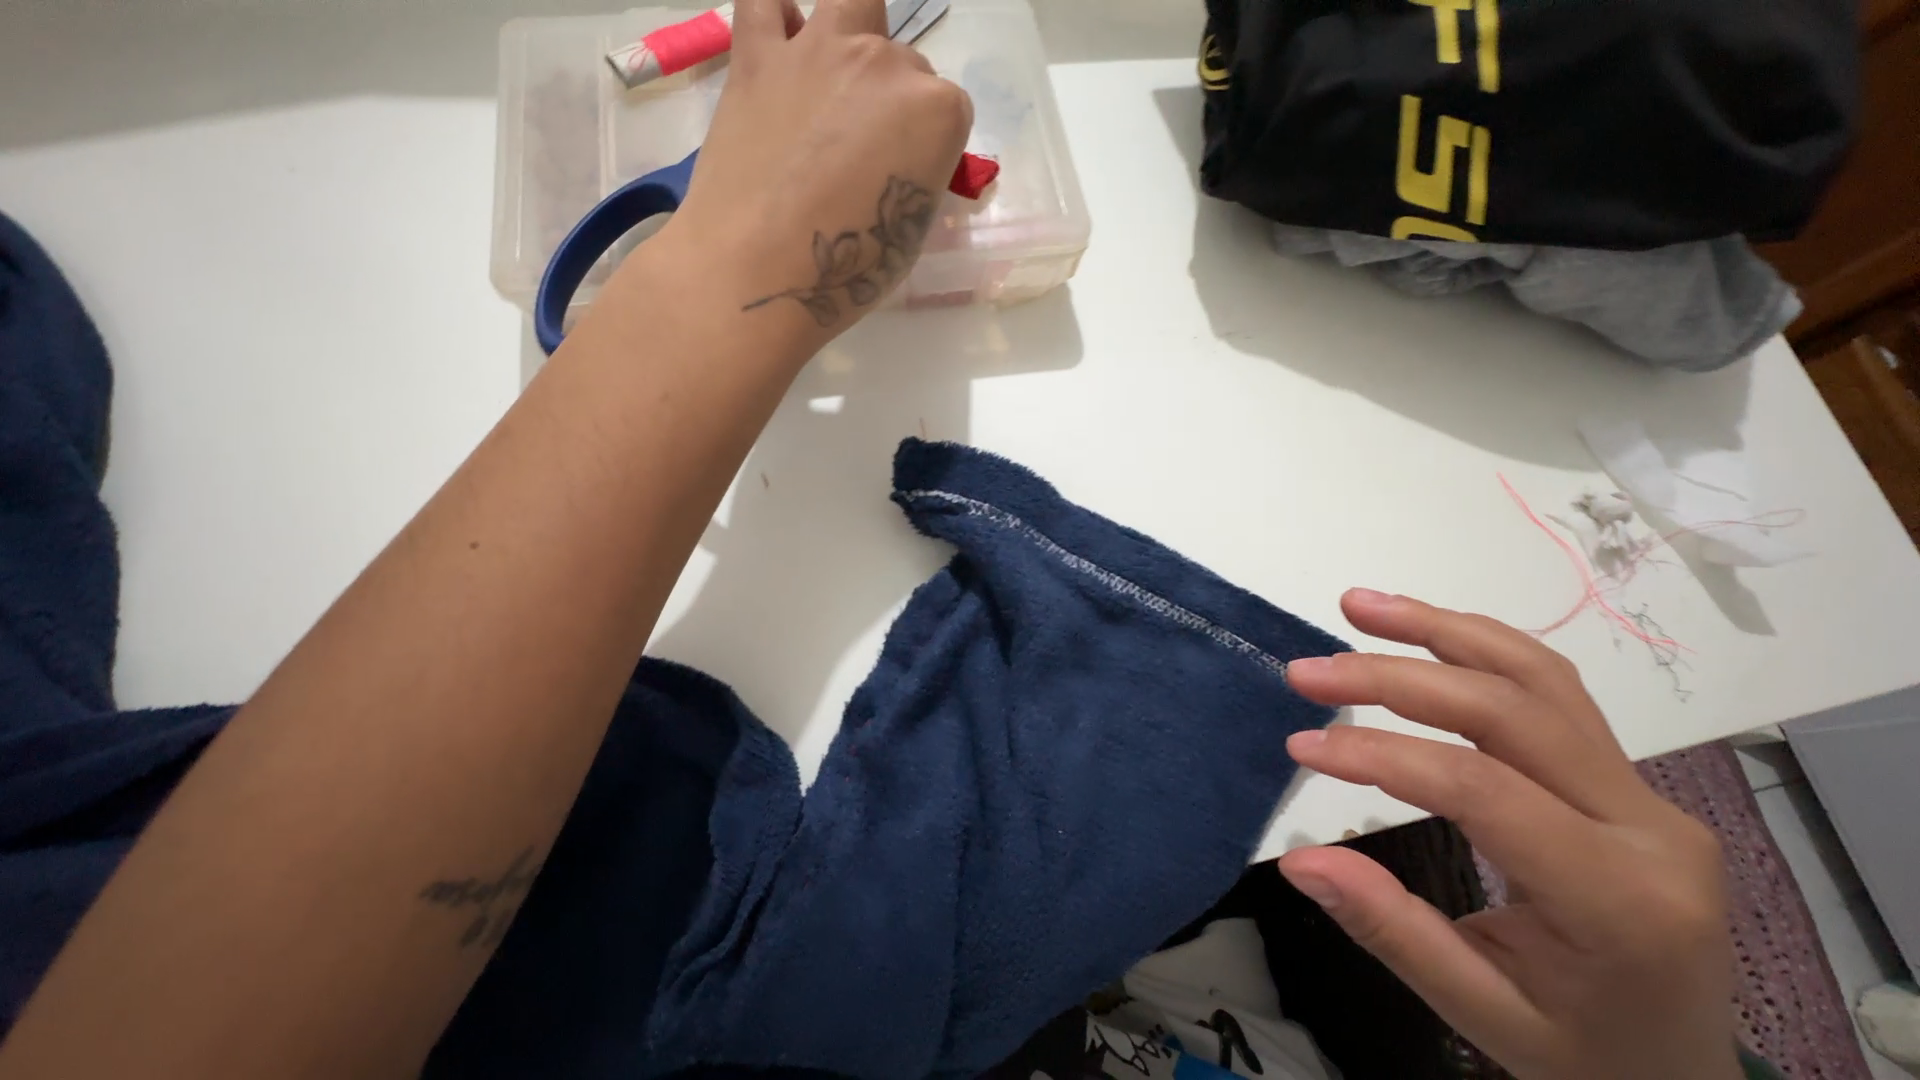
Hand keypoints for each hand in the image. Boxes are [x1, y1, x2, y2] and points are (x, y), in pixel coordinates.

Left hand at [657, 0, 971, 337]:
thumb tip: (902, 162)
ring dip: (854, 35)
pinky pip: (764, 3)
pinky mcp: (756, 57)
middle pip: (905, 64)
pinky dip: (776, 19)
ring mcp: (818, 50)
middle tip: (861, 154)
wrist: (757, 269)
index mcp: (936, 110)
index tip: (907, 175)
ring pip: (853, 5)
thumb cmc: (848, 272)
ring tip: (835, 83)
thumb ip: (918, 176)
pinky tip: (779, 50)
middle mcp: (885, 65)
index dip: (929, 143)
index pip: (949, 108)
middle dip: (890, 103)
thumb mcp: (911, 231)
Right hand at [1277, 589, 1741, 1079]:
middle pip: (1511, 711)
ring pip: (1542, 678)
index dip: (1381, 754)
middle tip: (1310, 672)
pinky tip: (1426, 635)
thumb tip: (1299, 861)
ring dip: (1443, 632)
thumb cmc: (1582, 1054)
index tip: (1300, 745)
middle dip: (1397, 678)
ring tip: (1361, 605)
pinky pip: (1555, 694)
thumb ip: (1392, 930)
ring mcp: (1649, 796)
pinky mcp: (1631, 783)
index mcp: (1618, 898)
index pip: (1481, 789)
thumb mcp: (1482, 1014)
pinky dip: (1480, 650)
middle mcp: (1648, 827)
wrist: (1684, 1076)